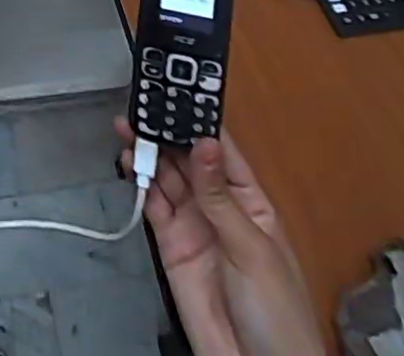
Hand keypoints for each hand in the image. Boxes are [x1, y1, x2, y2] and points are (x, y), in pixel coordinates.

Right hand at [115, 116, 324, 355]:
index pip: (222, 152)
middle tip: (142, 105)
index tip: (179, 93)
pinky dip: (138, 182)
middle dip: (166, 132)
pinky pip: (151, 204)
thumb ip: (219, 196)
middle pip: (187, 160)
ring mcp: (192, 223)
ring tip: (128, 127)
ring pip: (165, 176)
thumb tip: (205, 143)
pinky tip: (128, 162)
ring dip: (147, 152)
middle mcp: (217, 206)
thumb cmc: (275, 311)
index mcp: (249, 202)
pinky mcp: (168, 241)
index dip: (201, 124)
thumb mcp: (250, 248)